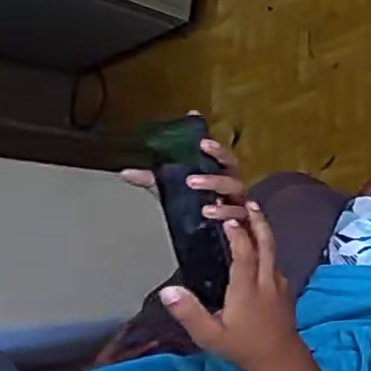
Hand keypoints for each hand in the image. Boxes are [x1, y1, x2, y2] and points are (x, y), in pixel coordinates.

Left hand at [122, 126, 247, 223]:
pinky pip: (245, 223)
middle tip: (191, 181)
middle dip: (215, 181)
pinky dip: (238, 222)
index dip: (218, 152)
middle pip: (233, 183)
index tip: (203, 143)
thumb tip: (126, 173)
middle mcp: (234, 192)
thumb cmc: (198, 203)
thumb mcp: (175, 191)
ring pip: (239, 206)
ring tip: (206, 210)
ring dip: (224, 208)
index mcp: (224, 177)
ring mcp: (240, 208)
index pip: (225, 161)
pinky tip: (226, 224)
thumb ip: (156, 182)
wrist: (210, 227)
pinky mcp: (241, 225)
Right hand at [159, 200, 304, 370]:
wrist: (281, 354)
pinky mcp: (282, 287)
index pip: (245, 256)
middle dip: (260, 224)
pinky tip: (256, 246)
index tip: (229, 219)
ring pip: (273, 251)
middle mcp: (268, 280)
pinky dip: (265, 247)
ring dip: (263, 233)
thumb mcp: (208, 334)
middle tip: (250, 204)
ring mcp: (279, 282)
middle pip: (267, 246)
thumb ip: (189, 312)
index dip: (239, 236)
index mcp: (249, 289)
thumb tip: (168, 290)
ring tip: (252, 216)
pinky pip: (273, 261)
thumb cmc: (242, 345)